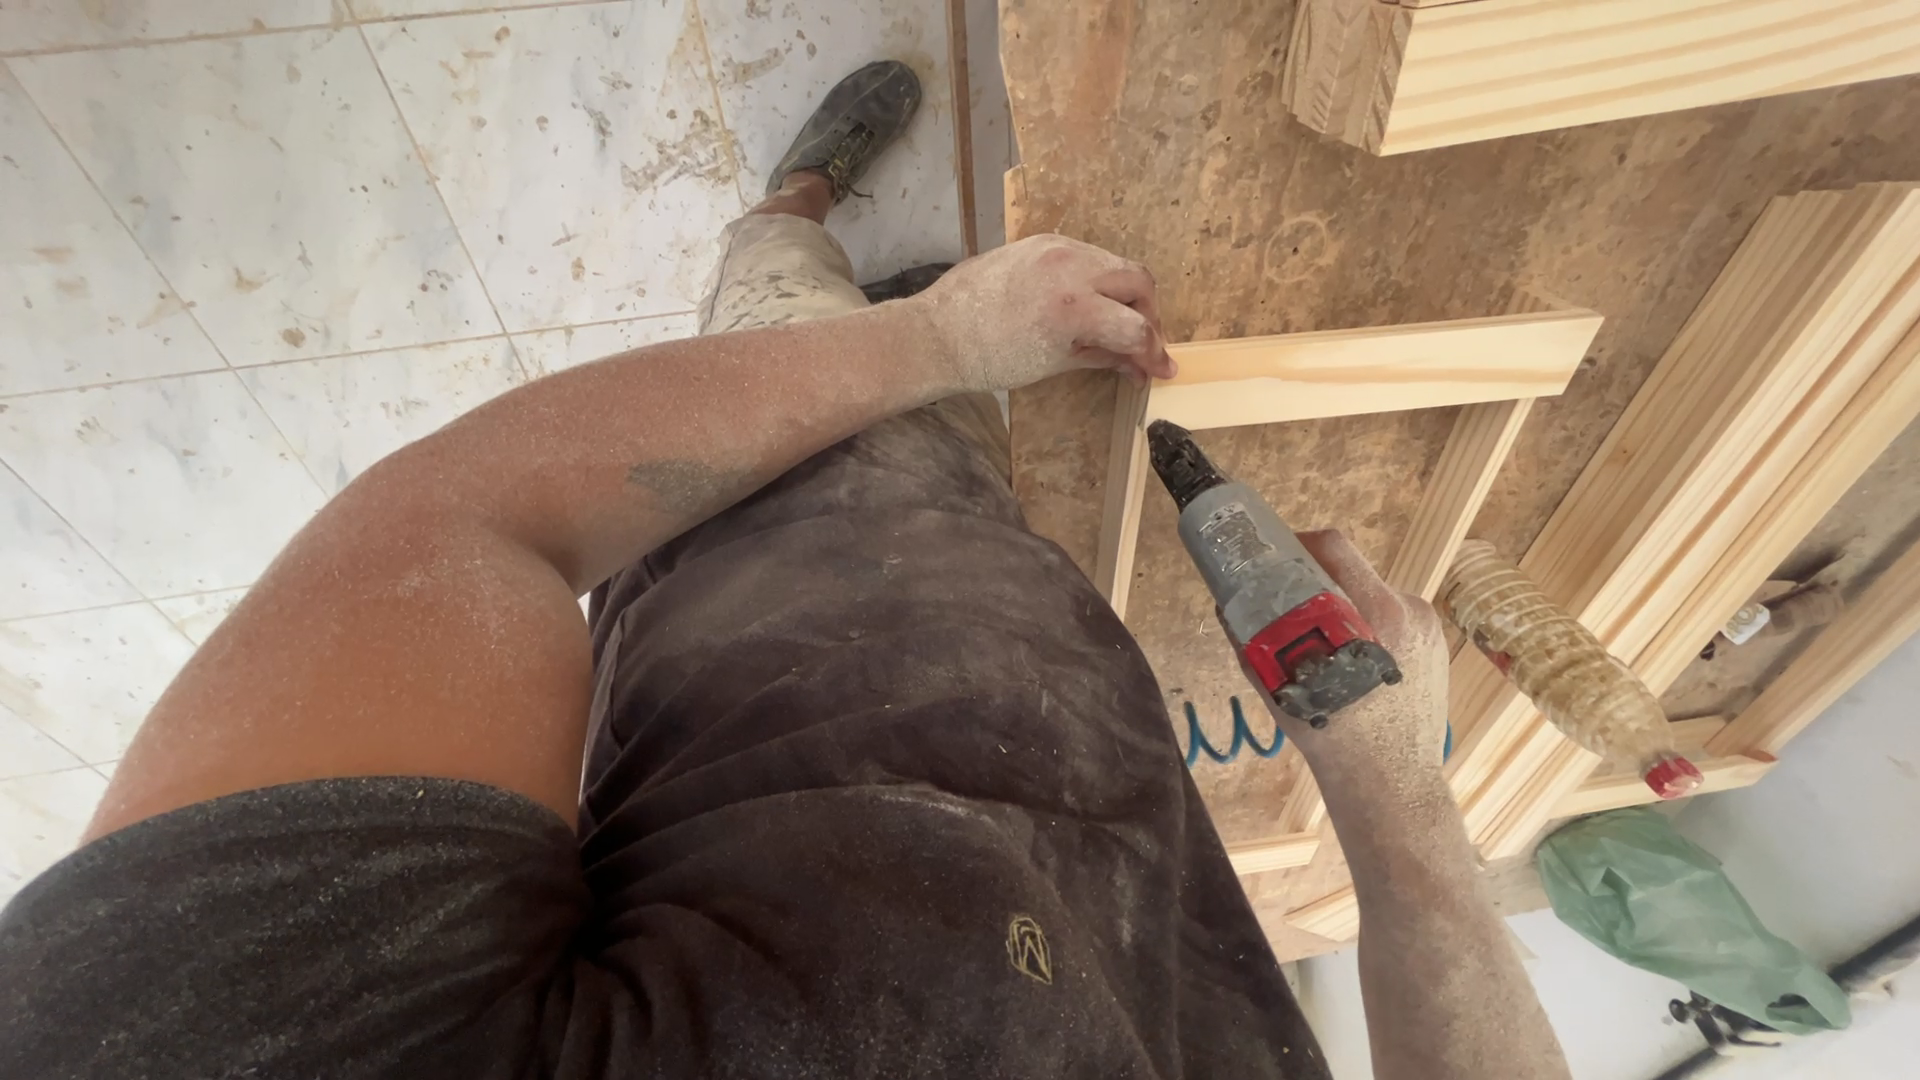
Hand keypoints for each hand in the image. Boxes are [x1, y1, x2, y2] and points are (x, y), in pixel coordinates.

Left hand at [907, 234, 1179, 392]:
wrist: (940, 334)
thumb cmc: (989, 359)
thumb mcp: (1053, 363)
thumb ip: (1101, 356)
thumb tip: (1134, 364)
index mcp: (1073, 307)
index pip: (1135, 326)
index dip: (1154, 352)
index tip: (1161, 369)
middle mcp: (1071, 266)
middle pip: (1138, 281)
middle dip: (1148, 314)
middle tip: (1142, 343)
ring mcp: (1055, 247)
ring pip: (1114, 262)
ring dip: (1124, 293)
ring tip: (1115, 324)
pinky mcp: (1040, 241)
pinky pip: (1086, 255)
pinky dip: (1097, 278)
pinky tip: (1087, 303)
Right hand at [1229, 531, 1449, 788]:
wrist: (1389, 781)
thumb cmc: (1329, 730)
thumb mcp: (1276, 682)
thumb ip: (1249, 637)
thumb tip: (1225, 604)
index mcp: (1374, 611)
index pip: (1335, 547)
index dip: (1300, 542)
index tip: (1277, 555)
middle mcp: (1409, 609)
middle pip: (1353, 571)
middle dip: (1317, 579)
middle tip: (1289, 601)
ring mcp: (1429, 627)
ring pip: (1372, 596)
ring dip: (1342, 605)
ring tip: (1319, 639)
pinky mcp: (1436, 646)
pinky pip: (1392, 619)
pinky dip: (1365, 627)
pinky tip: (1348, 659)